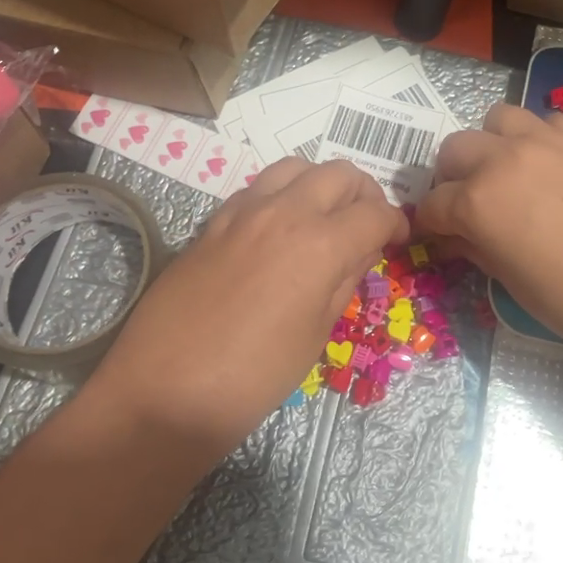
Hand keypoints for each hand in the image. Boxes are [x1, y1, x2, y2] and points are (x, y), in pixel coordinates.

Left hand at [93, 158, 406, 452]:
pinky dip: (281, 195)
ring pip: (295, 168)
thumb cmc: (254, 378)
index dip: (396, 224)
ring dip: (320, 184)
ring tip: (324, 217)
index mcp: (320, 244)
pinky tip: (279, 230)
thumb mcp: (316, 335)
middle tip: (367, 224)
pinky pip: (257, 189)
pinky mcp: (212, 223)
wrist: (164, 393)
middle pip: (339, 175)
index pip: (375, 214)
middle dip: (364, 194)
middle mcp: (284, 213)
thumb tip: (361, 251)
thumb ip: (344, 281)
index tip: (398, 239)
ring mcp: (242, 213)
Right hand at [417, 105, 562, 373]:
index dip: (429, 224)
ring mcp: (551, 142)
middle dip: (453, 179)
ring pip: (500, 120)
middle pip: (456, 149)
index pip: (433, 204)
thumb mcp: (515, 285)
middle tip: (469, 208)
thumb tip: (457, 237)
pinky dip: (539, 140)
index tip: (436, 237)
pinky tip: (554, 171)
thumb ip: (478, 250)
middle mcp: (507, 158)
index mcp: (479, 201)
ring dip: (493, 146)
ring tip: (510, 178)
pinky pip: (549, 122)